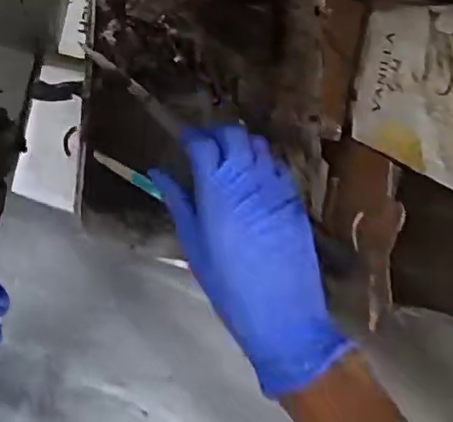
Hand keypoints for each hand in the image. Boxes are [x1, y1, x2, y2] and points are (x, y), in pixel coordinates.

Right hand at [149, 124, 350, 398]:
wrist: (284, 319)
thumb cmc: (227, 281)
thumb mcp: (193, 241)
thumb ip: (176, 199)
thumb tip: (156, 171)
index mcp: (215, 187)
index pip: (202, 141)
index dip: (190, 135)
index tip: (182, 140)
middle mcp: (247, 179)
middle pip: (234, 133)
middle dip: (217, 133)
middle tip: (207, 148)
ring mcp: (275, 189)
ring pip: (260, 145)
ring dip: (243, 145)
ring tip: (232, 161)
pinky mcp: (295, 204)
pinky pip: (279, 168)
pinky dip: (264, 164)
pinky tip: (255, 182)